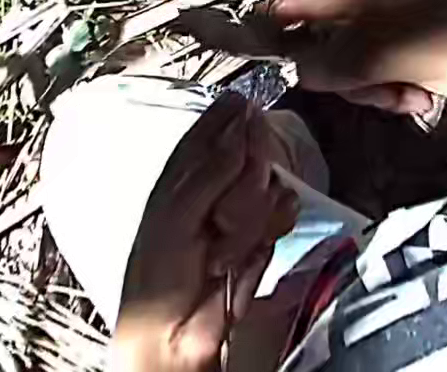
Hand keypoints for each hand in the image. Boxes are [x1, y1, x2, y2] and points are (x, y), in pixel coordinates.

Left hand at [112, 93, 297, 371]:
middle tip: (219, 218)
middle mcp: (221, 172)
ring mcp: (247, 196)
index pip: (219, 116)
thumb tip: (244, 116)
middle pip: (254, 146)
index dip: (233, 118)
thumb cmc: (161, 265)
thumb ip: (213, 166)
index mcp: (190, 159)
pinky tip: (241, 257)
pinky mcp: (268, 226)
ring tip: (219, 251)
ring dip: (249, 219)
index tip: (242, 125)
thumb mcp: (178, 210)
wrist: (177, 330)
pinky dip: (266, 232)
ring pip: (271, 178)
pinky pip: (285, 209)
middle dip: (243, 183)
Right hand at [268, 0, 446, 125]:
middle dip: (340, 70)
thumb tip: (299, 70)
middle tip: (371, 90)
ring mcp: (403, 23)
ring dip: (371, 85)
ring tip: (407, 96)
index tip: (259, 60)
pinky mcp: (425, 46)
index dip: (276, 27)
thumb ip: (346, 60)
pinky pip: (388, 70)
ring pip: (357, 60)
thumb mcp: (405, 52)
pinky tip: (422, 97)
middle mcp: (379, 0)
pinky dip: (396, 87)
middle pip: (327, 37)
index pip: (302, 1)